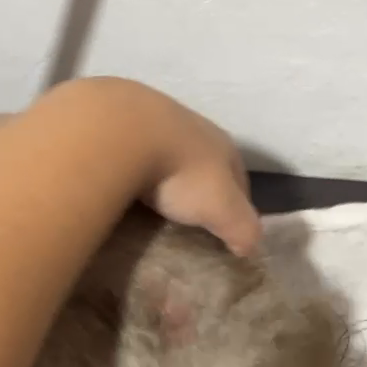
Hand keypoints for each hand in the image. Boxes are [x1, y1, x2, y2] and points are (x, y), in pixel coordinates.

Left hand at [55, 78, 262, 256]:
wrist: (119, 131)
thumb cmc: (180, 172)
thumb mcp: (221, 209)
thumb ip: (242, 229)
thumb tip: (250, 248)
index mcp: (223, 145)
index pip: (240, 180)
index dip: (237, 207)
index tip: (225, 231)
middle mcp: (193, 126)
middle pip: (203, 163)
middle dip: (199, 188)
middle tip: (186, 218)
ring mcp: (152, 118)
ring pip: (165, 152)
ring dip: (163, 173)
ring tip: (150, 202)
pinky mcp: (115, 119)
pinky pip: (129, 149)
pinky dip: (130, 165)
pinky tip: (120, 182)